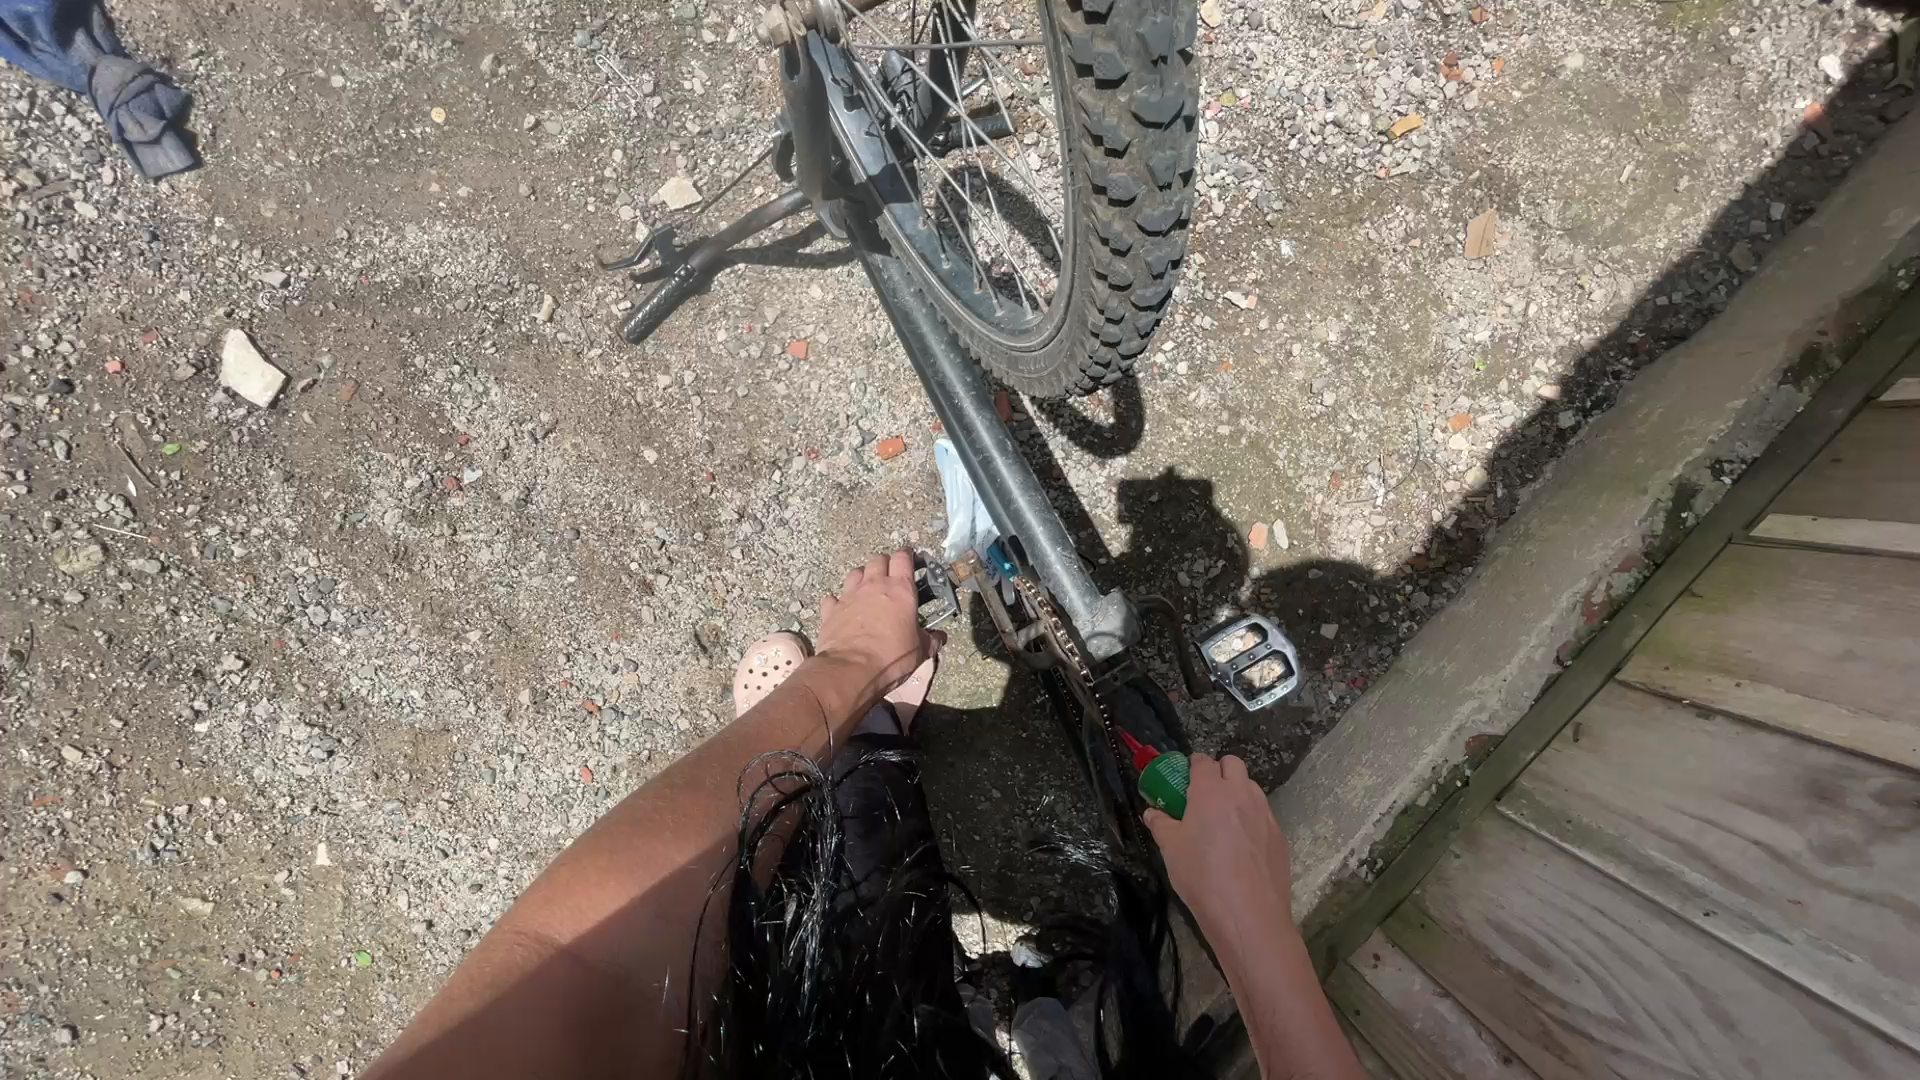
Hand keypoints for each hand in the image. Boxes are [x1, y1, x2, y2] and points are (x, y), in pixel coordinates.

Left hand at [815, 550, 940, 702]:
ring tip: (867, 588)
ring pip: (855, 573)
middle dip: (885, 564)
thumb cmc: (891, 656)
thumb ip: (931, 640)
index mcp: (900, 590)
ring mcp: (849, 595)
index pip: (904, 558)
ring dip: (862, 576)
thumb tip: (940, 638)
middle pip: (878, 560)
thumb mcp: (920, 650)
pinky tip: (841, 608)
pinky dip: (838, 600)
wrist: (851, 669)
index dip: (907, 556)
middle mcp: (874, 585)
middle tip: (890, 576)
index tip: (911, 559)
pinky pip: (833, 598)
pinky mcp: (831, 610)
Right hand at [1144, 753, 1294, 938]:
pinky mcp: (1279, 837)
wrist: (1249, 916)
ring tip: (1224, 818)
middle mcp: (1241, 795)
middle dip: (1219, 770)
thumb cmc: (1202, 875)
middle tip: (1205, 793)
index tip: (1184, 777)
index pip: (1203, 761)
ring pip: (1252, 788)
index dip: (1193, 765)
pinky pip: (1264, 815)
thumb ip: (1160, 825)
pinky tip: (1242, 845)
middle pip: (1234, 764)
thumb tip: (1152, 813)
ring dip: (1238, 792)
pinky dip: (1251, 818)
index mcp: (1211, 791)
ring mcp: (1265, 815)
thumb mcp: (1170, 849)